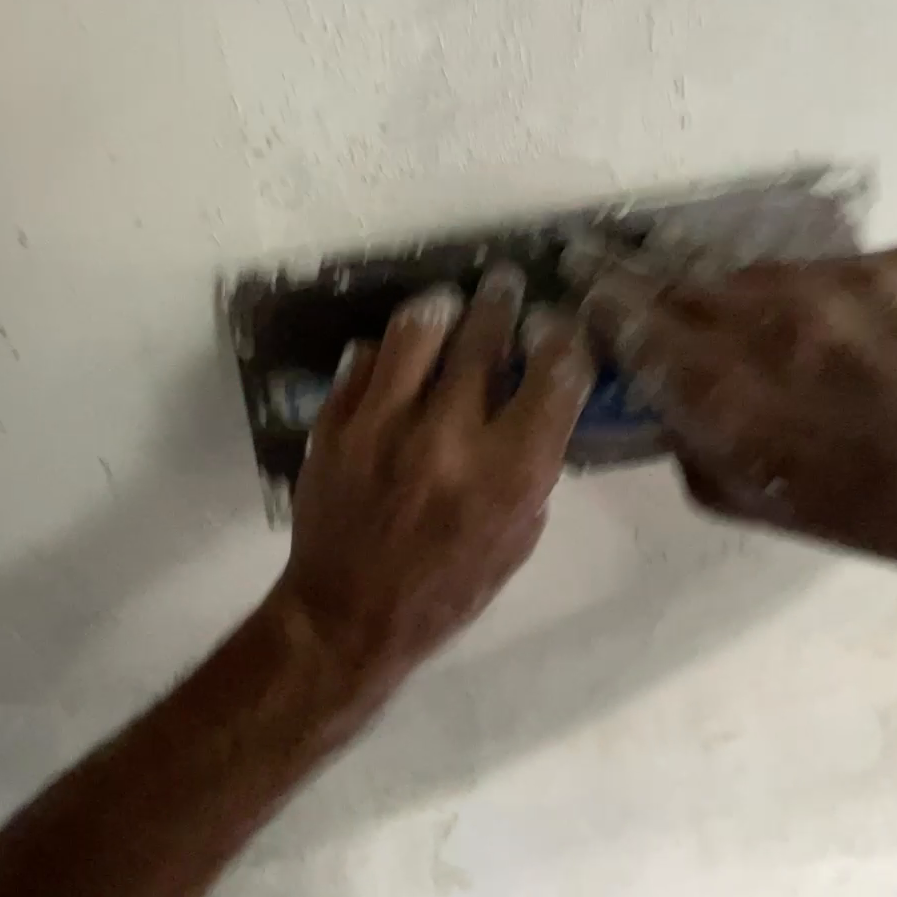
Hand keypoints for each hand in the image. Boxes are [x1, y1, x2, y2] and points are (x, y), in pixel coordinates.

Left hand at [274, 264, 596, 681]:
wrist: (346, 613)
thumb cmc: (445, 589)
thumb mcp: (515, 539)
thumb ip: (529, 466)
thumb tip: (529, 400)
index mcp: (508, 474)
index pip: (554, 375)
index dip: (562, 337)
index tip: (555, 323)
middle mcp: (448, 437)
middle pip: (483, 337)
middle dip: (501, 300)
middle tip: (504, 283)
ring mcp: (382, 425)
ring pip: (416, 330)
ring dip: (440, 308)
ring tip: (448, 303)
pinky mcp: (334, 423)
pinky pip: (363, 359)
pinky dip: (384, 352)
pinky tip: (395, 357)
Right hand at [578, 246, 896, 589]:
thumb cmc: (856, 507)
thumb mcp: (734, 495)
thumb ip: (681, 431)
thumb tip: (648, 385)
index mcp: (725, 388)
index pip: (631, 315)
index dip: (601, 295)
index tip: (579, 276)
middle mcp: (777, 322)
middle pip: (685, 282)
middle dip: (667, 295)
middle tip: (675, 312)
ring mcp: (849, 283)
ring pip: (760, 274)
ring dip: (752, 301)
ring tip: (788, 339)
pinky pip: (836, 269)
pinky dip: (831, 299)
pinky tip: (859, 338)